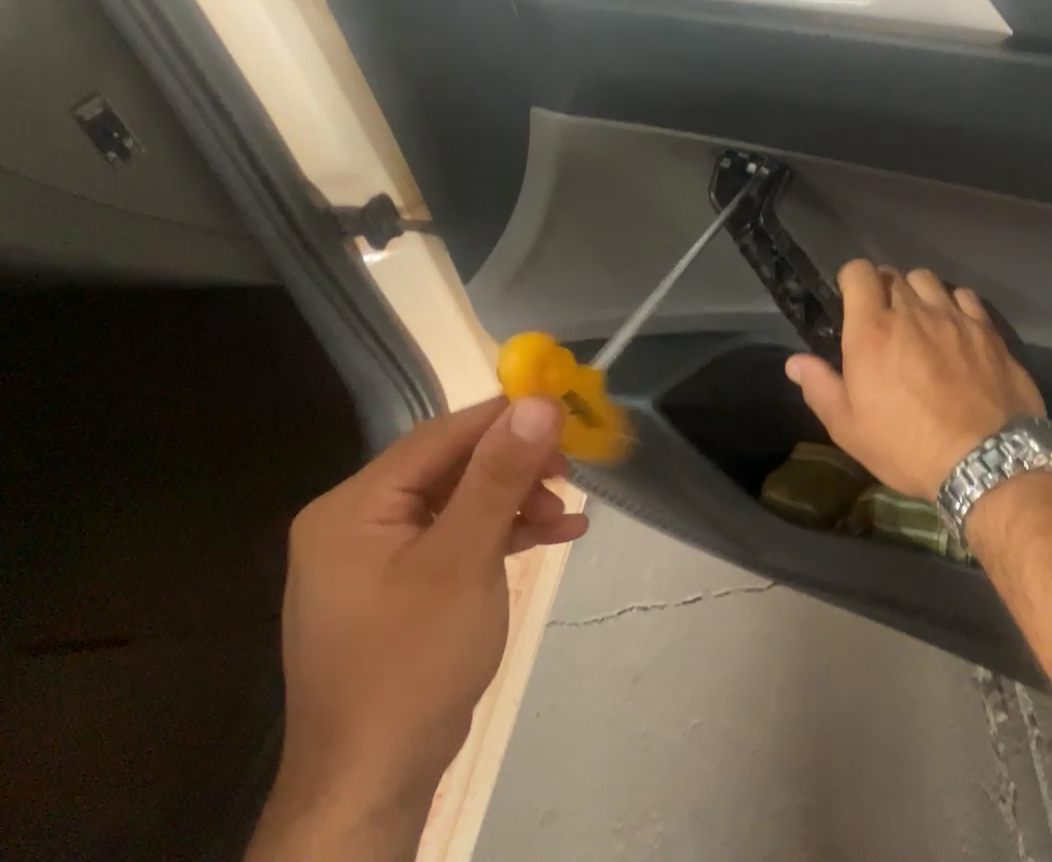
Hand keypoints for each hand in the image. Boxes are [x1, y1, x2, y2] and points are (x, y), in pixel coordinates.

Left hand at [248, 397, 586, 858]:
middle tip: (573, 475)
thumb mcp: (462, 561)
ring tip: (570, 518)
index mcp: (353, 507)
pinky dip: (506, 534)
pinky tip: (554, 537)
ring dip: (519, 502)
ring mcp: (380, 557)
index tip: (569, 411)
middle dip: (518, 468)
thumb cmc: (413, 660)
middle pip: (452, 468)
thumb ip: (499, 478)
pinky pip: (460, 538)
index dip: (505, 417)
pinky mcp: (405, 586)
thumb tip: (538, 404)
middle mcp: (357, 522)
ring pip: (462, 503)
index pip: (439, 437)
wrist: (376, 771)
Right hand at [786, 261, 1043, 500]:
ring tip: (920, 321)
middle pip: (894, 275)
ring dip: (918, 294)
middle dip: (883, 289)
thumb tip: (796, 362)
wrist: (985, 460)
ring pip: (930, 282)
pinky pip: (966, 298)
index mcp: (872, 330)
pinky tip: (955, 329)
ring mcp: (955, 318)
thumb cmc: (907, 447)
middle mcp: (914, 312)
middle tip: (884, 320)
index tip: (851, 301)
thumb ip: (821, 388)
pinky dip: (955, 305)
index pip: (859, 272)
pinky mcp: (989, 330)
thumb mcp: (850, 429)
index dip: (852, 280)